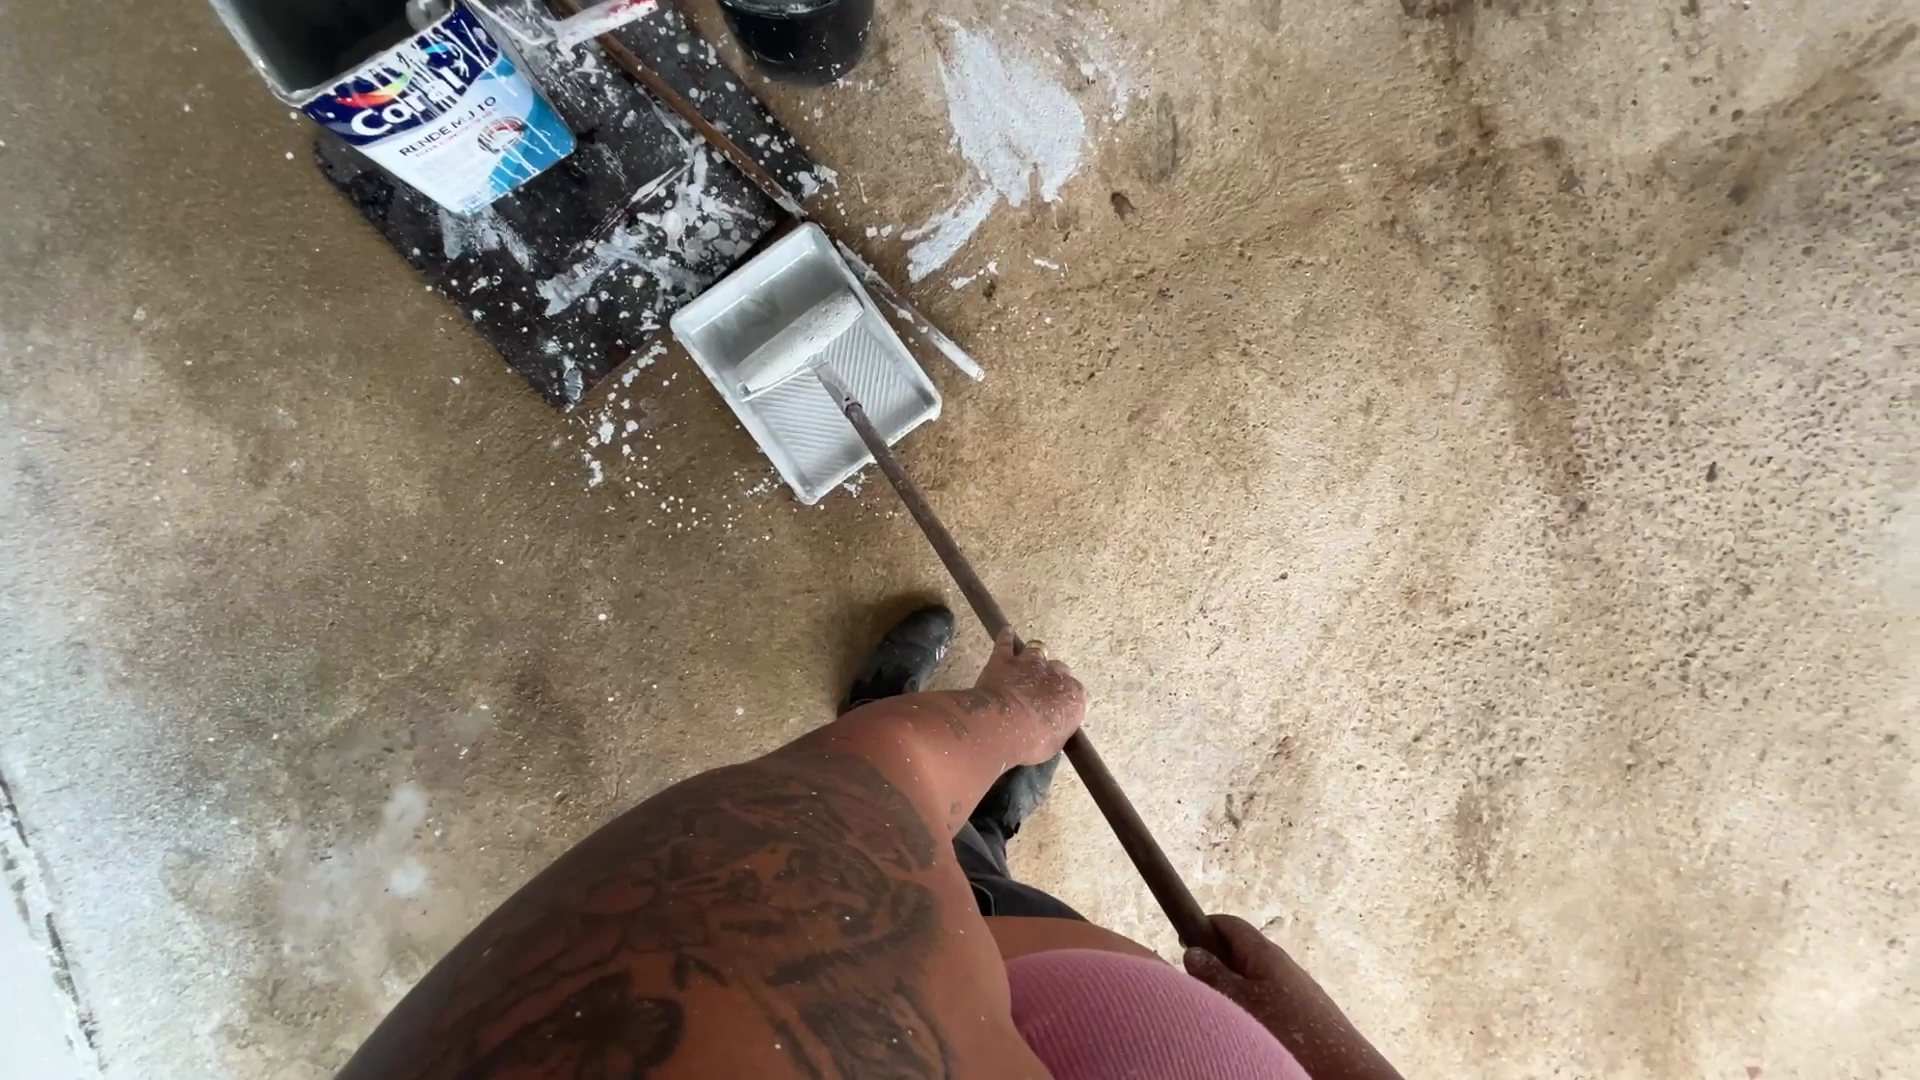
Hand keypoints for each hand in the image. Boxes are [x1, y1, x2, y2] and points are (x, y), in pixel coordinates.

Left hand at [973, 629, 1084, 760]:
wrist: (1002, 724)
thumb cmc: (1032, 740)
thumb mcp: (1054, 743)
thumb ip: (1058, 728)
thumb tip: (1053, 727)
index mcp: (1074, 695)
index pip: (1075, 692)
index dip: (1065, 699)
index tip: (1057, 707)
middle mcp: (1055, 673)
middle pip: (1059, 668)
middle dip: (1052, 676)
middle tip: (1042, 688)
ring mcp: (1029, 662)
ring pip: (1037, 649)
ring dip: (1035, 653)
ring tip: (1030, 658)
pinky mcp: (1004, 658)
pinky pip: (1006, 642)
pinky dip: (1006, 637)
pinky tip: (1006, 631)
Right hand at [1184, 915, 1403, 1079]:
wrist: (1346, 1073)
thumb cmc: (1289, 1031)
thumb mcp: (1241, 1002)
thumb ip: (1214, 975)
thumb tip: (1193, 950)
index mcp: (1264, 952)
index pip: (1228, 924)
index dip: (1203, 928)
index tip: (1183, 945)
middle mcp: (1281, 965)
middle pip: (1238, 953)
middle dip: (1216, 965)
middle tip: (1199, 989)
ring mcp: (1294, 990)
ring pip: (1252, 980)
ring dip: (1233, 992)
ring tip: (1222, 1016)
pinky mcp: (1304, 1015)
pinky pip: (1267, 1001)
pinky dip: (1251, 1010)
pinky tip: (1247, 1033)